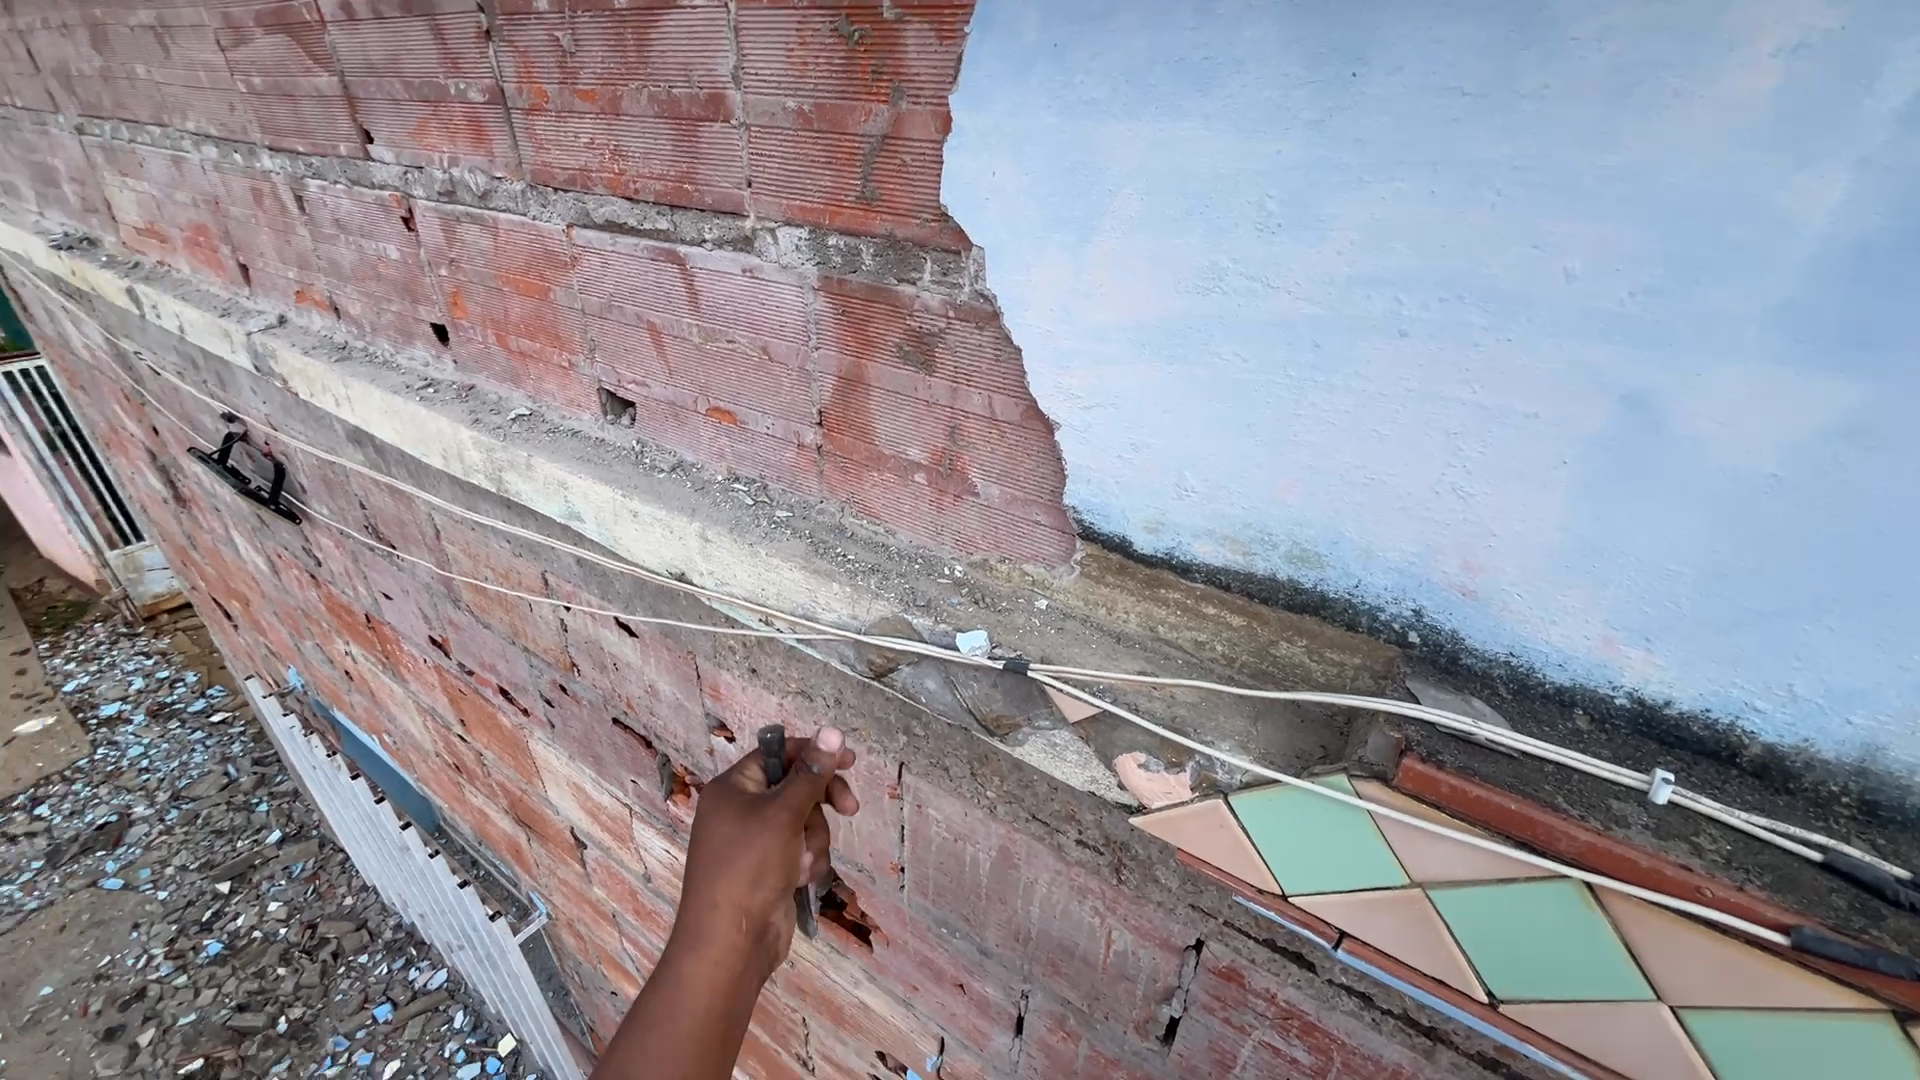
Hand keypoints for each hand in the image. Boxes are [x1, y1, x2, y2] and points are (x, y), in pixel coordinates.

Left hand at [672, 727, 859, 983]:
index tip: (849, 761)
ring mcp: (753, 841)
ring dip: (814, 839)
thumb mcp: (785, 813)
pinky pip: (800, 849)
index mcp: (733, 788)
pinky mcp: (767, 868)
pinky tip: (802, 879)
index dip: (814, 754)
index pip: (778, 754)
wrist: (730, 944)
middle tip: (851, 808)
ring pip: (804, 821)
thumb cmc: (750, 867)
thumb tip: (833, 731)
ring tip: (805, 862)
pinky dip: (808, 861)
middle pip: (795, 787)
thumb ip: (811, 772)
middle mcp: (740, 809)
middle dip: (821, 802)